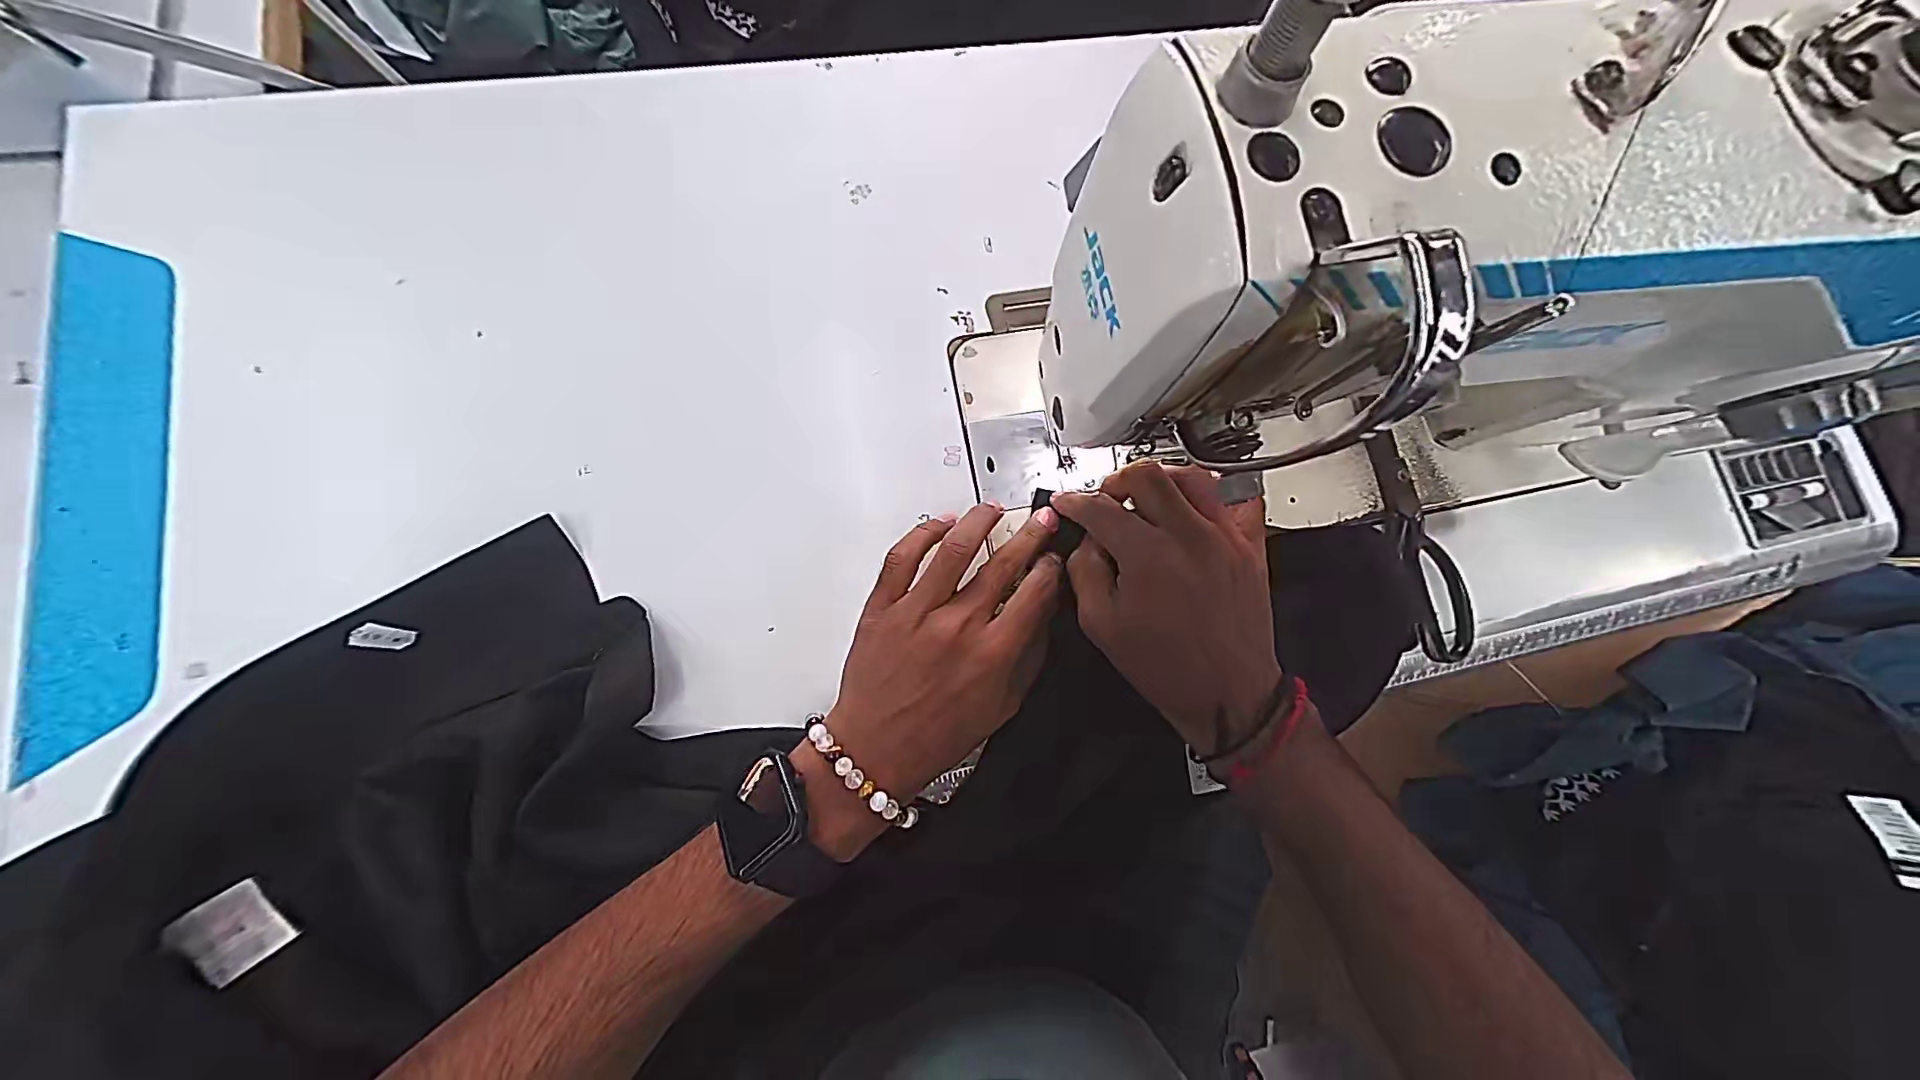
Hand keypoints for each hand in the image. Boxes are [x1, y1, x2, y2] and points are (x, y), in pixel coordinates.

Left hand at [795, 503, 1063, 858]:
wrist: (876, 750)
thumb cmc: (935, 735)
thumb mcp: (1002, 706)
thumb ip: (1028, 658)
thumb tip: (1043, 615)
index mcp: (992, 654)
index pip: (1034, 592)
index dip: (1050, 568)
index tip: (1053, 559)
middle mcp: (956, 628)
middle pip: (1002, 564)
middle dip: (1030, 535)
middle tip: (1040, 520)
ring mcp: (915, 614)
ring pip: (953, 549)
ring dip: (978, 522)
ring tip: (991, 510)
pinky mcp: (882, 609)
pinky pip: (901, 558)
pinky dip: (922, 534)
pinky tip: (939, 524)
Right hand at [1053, 462, 1279, 754]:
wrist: (1228, 694)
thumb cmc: (1168, 668)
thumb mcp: (1101, 626)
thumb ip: (1084, 572)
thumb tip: (1086, 542)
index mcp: (1148, 557)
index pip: (1101, 507)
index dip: (1075, 502)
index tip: (1068, 503)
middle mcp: (1189, 538)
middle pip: (1146, 475)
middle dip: (1114, 481)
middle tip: (1105, 498)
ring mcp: (1225, 538)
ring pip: (1191, 476)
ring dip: (1160, 479)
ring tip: (1146, 497)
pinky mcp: (1250, 548)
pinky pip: (1238, 498)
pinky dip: (1214, 493)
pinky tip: (1196, 506)